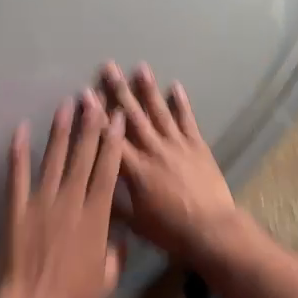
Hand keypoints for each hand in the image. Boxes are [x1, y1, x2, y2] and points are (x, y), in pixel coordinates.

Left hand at [0, 94, 125, 297]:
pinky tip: (20, 129)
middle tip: (93, 97)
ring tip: (66, 104)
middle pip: (82, 156)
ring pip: (54, 159)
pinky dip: (18, 152)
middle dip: (89, 124)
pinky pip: (17, 176)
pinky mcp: (17, 210)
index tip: (117, 116)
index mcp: (96, 217)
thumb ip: (117, 251)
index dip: (113, 141)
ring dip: (60, 130)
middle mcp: (70, 202)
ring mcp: (41, 203)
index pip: (107, 170)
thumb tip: (124, 232)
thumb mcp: (108, 278)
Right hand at [100, 62, 240, 261]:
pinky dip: (182, 103)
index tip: (86, 93)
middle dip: (119, 89)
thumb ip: (114, 204)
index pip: (110, 136)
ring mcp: (177, 145)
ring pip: (159, 111)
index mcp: (134, 169)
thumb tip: (93, 191)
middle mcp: (153, 149)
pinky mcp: (197, 146)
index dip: (96, 114)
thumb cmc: (169, 230)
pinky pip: (187, 120)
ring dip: (149, 89)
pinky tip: (176, 86)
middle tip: (109, 66)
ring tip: (140, 67)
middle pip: (133, 115)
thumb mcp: (135, 222)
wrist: (211, 230)